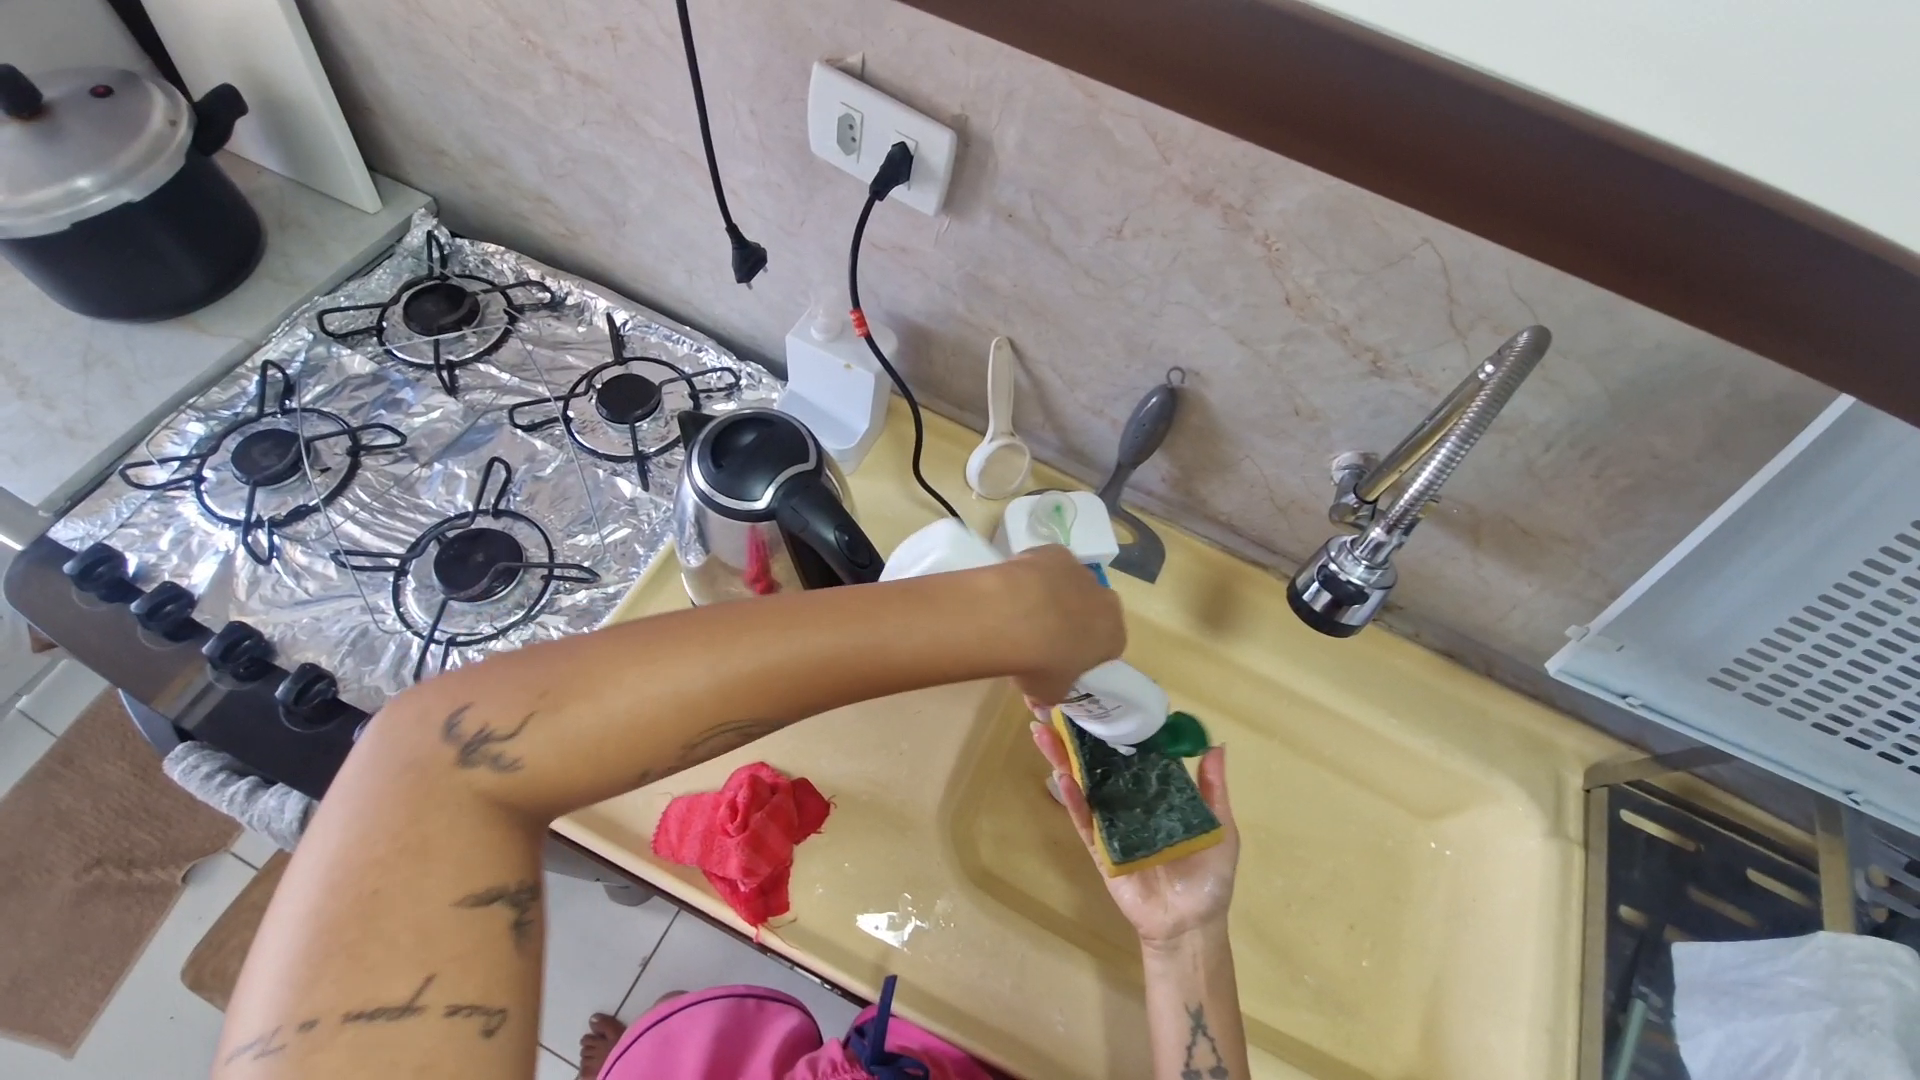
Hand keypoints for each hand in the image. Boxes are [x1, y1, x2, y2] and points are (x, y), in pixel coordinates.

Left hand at [995, 545, 1124, 702]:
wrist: (1015, 618)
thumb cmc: (1041, 664)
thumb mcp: (1049, 693)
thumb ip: (1053, 695)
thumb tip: (1042, 703)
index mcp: (1114, 636)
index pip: (1107, 647)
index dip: (1084, 655)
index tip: (1061, 662)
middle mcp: (1105, 600)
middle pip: (1092, 612)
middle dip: (1073, 622)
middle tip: (1042, 638)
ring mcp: (1081, 572)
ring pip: (1070, 586)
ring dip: (1053, 597)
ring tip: (1021, 613)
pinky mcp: (1056, 553)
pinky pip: (1049, 565)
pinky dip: (1036, 574)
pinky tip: (1016, 588)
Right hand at [1029, 707, 1239, 946]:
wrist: (1191, 924)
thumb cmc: (1209, 876)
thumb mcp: (1220, 828)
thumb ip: (1212, 789)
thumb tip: (1216, 744)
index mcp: (1156, 791)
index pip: (1131, 751)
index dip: (1114, 726)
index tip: (1098, 699)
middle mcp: (1129, 800)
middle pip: (1097, 762)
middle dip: (1075, 737)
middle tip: (1052, 707)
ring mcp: (1110, 822)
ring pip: (1082, 784)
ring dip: (1061, 758)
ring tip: (1042, 731)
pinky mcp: (1099, 848)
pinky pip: (1084, 821)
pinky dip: (1073, 799)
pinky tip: (1062, 777)